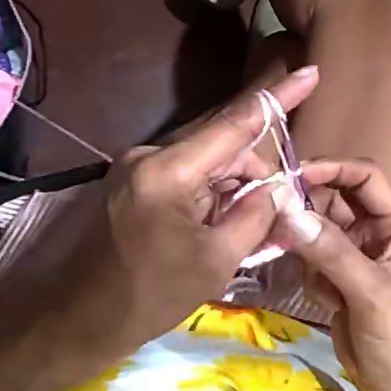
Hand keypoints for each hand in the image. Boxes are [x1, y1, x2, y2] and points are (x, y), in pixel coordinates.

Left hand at [24, 66, 320, 362]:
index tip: (310, 69)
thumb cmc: (151, 295)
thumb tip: (274, 188)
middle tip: (280, 196)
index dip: (277, 98)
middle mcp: (148, 155)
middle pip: (218, 140)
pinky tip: (224, 218)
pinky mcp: (131, 182)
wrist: (80, 320)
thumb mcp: (217, 260)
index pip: (234, 124)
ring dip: (232, 180)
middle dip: (255, 163)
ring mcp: (135, 167)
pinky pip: (184, 173)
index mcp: (168, 171)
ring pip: (203, 158)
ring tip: (250, 219)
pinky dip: (210, 190)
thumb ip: (253, 214)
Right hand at [276, 158, 390, 390]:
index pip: (366, 178)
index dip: (334, 169)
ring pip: (318, 224)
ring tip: (295, 259)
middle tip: (277, 212)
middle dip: (309, 204)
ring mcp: (353, 252)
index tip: (296, 174)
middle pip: (336, 197)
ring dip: (304, 238)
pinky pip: (311, 252)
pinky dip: (307, 266)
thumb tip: (291, 213)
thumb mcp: (369, 292)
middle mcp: (375, 232)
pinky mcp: (335, 273)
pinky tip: (323, 296)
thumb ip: (332, 251)